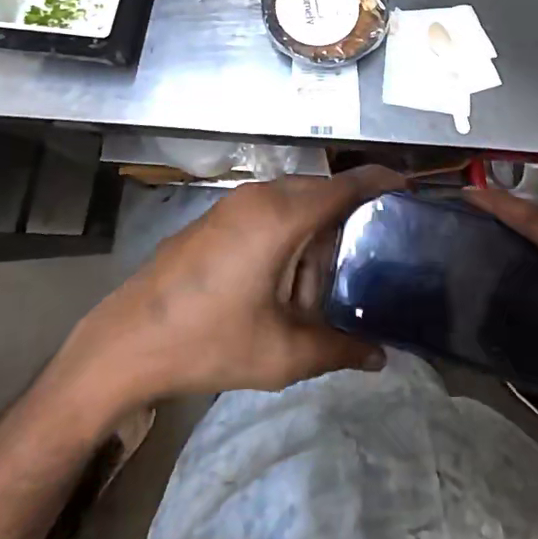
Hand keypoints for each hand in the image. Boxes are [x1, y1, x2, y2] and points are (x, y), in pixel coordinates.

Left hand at [53, 166, 402, 410]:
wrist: (126, 342)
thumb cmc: (208, 341)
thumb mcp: (282, 352)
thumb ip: (339, 349)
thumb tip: (380, 356)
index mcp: (282, 216)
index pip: (347, 185)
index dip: (382, 182)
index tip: (411, 191)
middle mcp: (261, 196)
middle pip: (322, 193)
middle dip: (349, 219)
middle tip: (374, 256)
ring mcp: (234, 203)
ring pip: (295, 203)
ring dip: (315, 234)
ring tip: (325, 283)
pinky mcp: (217, 216)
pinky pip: (270, 211)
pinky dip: (290, 235)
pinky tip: (285, 279)